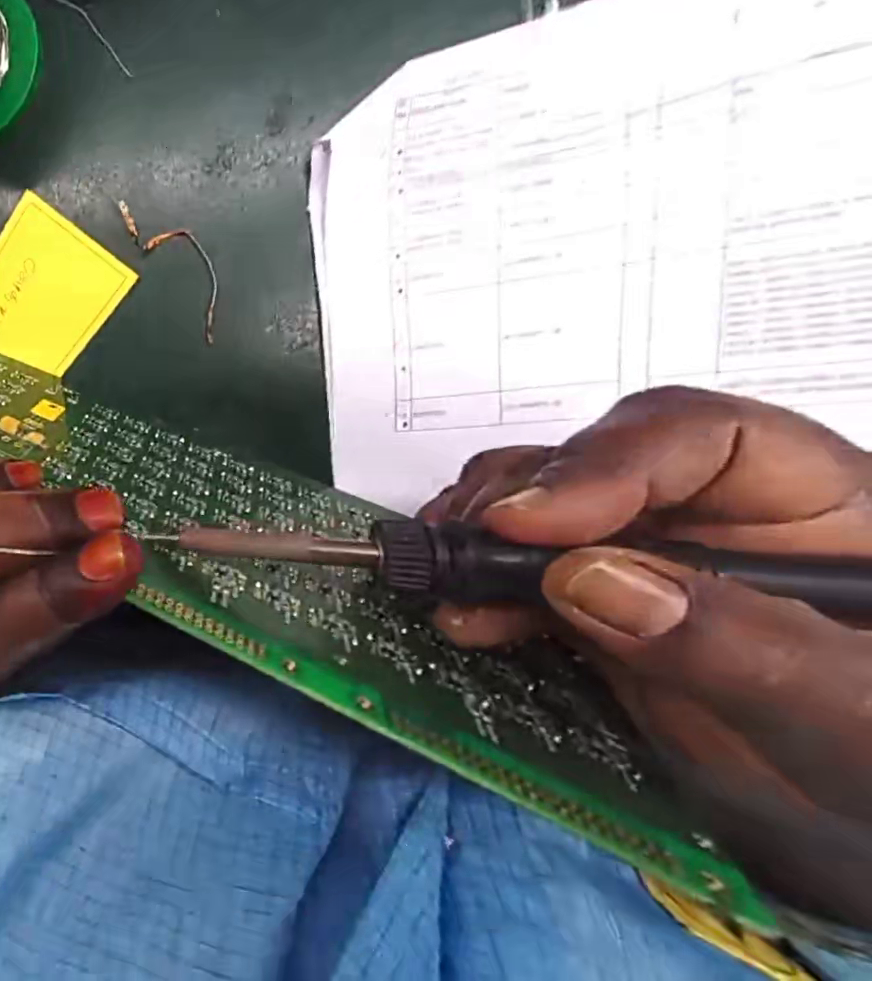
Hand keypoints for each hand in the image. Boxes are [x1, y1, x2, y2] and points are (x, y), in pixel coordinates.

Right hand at [419, 387, 871, 925]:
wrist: (849, 845)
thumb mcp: (852, 728)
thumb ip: (741, 648)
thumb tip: (583, 581)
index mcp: (821, 513)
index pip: (702, 439)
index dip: (600, 464)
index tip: (520, 526)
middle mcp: (712, 516)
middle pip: (588, 461)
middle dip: (511, 502)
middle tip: (465, 551)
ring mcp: (635, 553)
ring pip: (528, 499)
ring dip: (474, 538)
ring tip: (452, 589)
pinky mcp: (581, 593)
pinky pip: (505, 561)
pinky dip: (468, 581)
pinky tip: (465, 614)